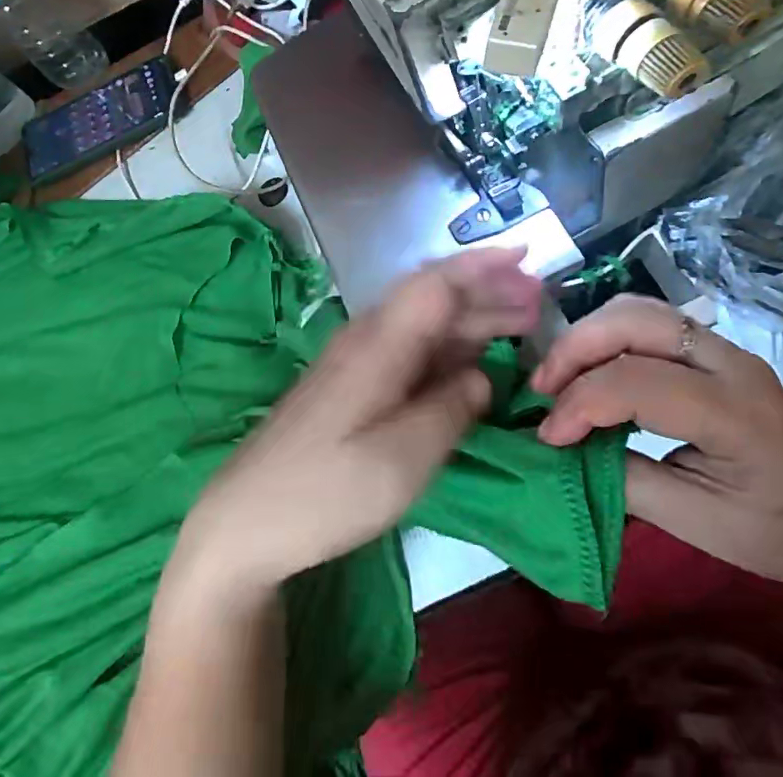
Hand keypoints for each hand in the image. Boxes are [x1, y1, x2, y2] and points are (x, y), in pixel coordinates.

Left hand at [172, 248, 543, 597]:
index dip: (482, 268)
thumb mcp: (402, 459)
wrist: (244, 522)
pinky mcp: (349, 388)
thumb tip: (480, 378)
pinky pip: (409, 351)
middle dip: (487, 293)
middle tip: (539, 301)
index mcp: (379, 345)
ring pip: (422, 325)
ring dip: (470, 319)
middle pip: (432, 300)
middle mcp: (366, 341)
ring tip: (519, 324)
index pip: (436, 285)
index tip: (526, 260)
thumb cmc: (325, 493)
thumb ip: (451, 410)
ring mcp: (354, 363)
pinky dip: (446, 348)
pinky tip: (468, 361)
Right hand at [530, 294, 782, 586]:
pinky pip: (645, 321)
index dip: (580, 404)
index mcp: (737, 415)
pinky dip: (604, 338)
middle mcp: (732, 364)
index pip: (638, 383)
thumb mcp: (692, 521)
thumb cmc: (769, 530)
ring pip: (637, 310)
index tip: (547, 438)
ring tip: (557, 380)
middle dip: (575, 350)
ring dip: (586, 338)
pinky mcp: (710, 347)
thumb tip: (556, 450)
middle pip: (636, 322)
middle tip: (542, 392)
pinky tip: (587, 371)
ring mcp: (723, 348)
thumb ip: (621, 479)